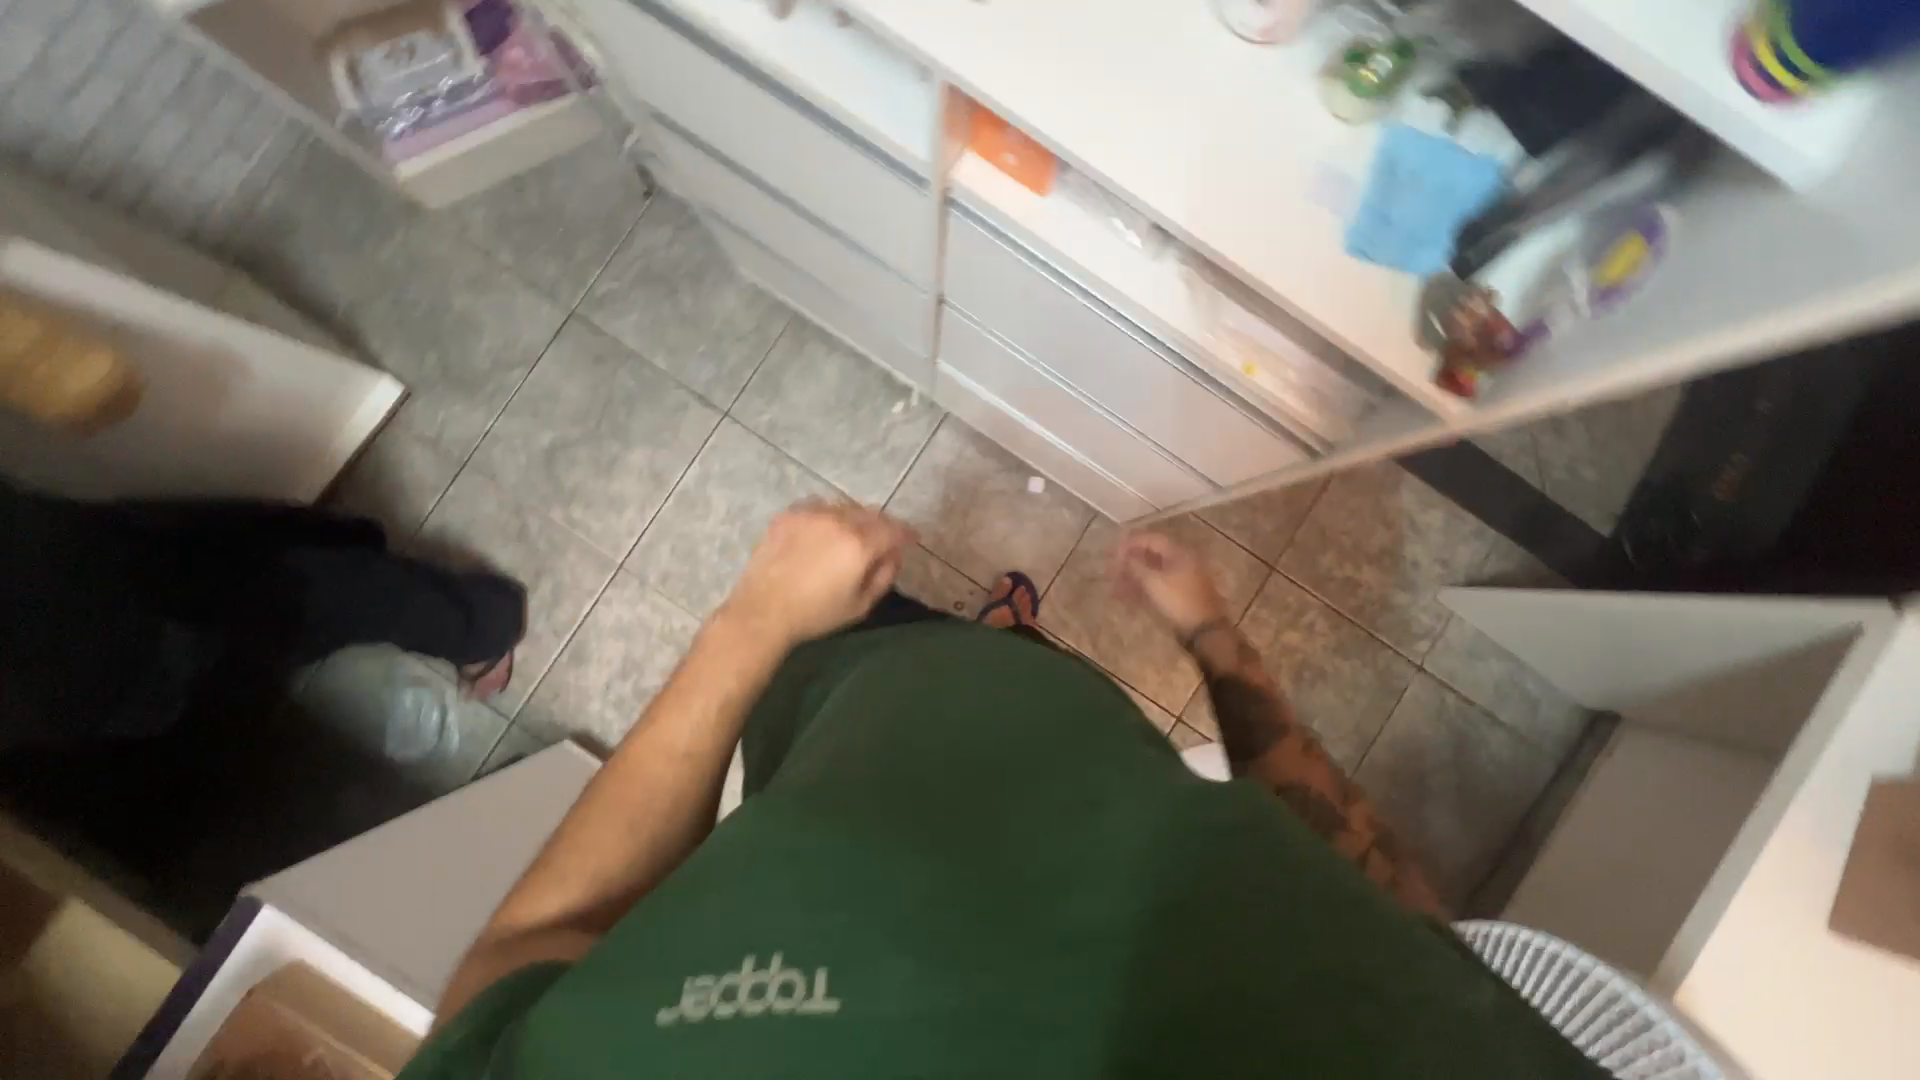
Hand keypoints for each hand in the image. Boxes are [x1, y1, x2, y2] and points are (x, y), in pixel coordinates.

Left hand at [719, 498, 915, 648]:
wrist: (764, 610)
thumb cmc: (816, 614)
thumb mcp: (860, 604)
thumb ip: (884, 575)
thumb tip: (894, 555)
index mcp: (860, 544)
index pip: (894, 529)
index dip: (907, 533)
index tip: (911, 539)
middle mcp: (839, 521)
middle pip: (871, 514)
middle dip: (882, 525)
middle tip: (883, 539)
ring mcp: (812, 514)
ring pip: (844, 507)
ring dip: (854, 518)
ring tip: (851, 534)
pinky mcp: (789, 515)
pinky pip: (818, 507)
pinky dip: (828, 515)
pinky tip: (823, 530)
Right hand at [1110, 531, 1227, 640]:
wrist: (1203, 629)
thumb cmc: (1178, 600)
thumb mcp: (1153, 581)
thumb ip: (1135, 566)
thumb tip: (1123, 557)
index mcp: (1178, 553)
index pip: (1151, 539)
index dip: (1130, 543)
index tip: (1113, 552)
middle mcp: (1181, 561)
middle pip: (1151, 555)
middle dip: (1129, 561)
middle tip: (1111, 569)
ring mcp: (1181, 579)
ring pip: (1152, 572)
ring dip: (1133, 577)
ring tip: (1115, 586)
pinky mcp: (1179, 595)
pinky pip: (1156, 586)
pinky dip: (1141, 589)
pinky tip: (1126, 597)